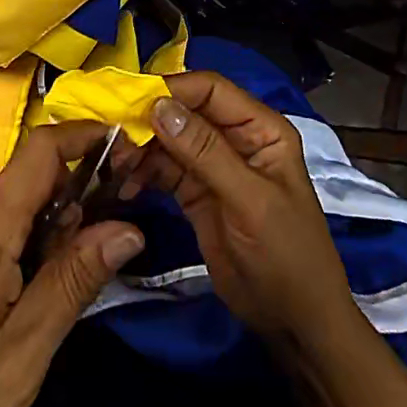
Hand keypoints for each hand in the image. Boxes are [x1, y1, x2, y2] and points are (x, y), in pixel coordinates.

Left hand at [0, 122, 145, 406]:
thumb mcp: (20, 353)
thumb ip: (75, 280)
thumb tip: (131, 228)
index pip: (45, 146)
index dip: (93, 138)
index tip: (134, 160)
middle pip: (38, 173)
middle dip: (86, 187)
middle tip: (123, 227)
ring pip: (22, 202)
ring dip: (63, 219)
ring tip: (90, 263)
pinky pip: (1, 228)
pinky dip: (36, 239)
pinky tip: (46, 284)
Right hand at [121, 75, 406, 406]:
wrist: (293, 316)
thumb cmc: (285, 252)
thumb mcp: (249, 200)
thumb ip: (206, 153)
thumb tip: (159, 106)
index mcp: (261, 128)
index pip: (213, 90)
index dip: (173, 91)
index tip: (128, 104)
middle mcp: (237, 139)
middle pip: (186, 112)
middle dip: (149, 121)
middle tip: (112, 141)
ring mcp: (215, 167)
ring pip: (171, 142)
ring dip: (141, 149)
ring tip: (114, 167)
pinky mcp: (197, 195)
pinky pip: (165, 172)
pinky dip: (143, 175)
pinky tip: (122, 186)